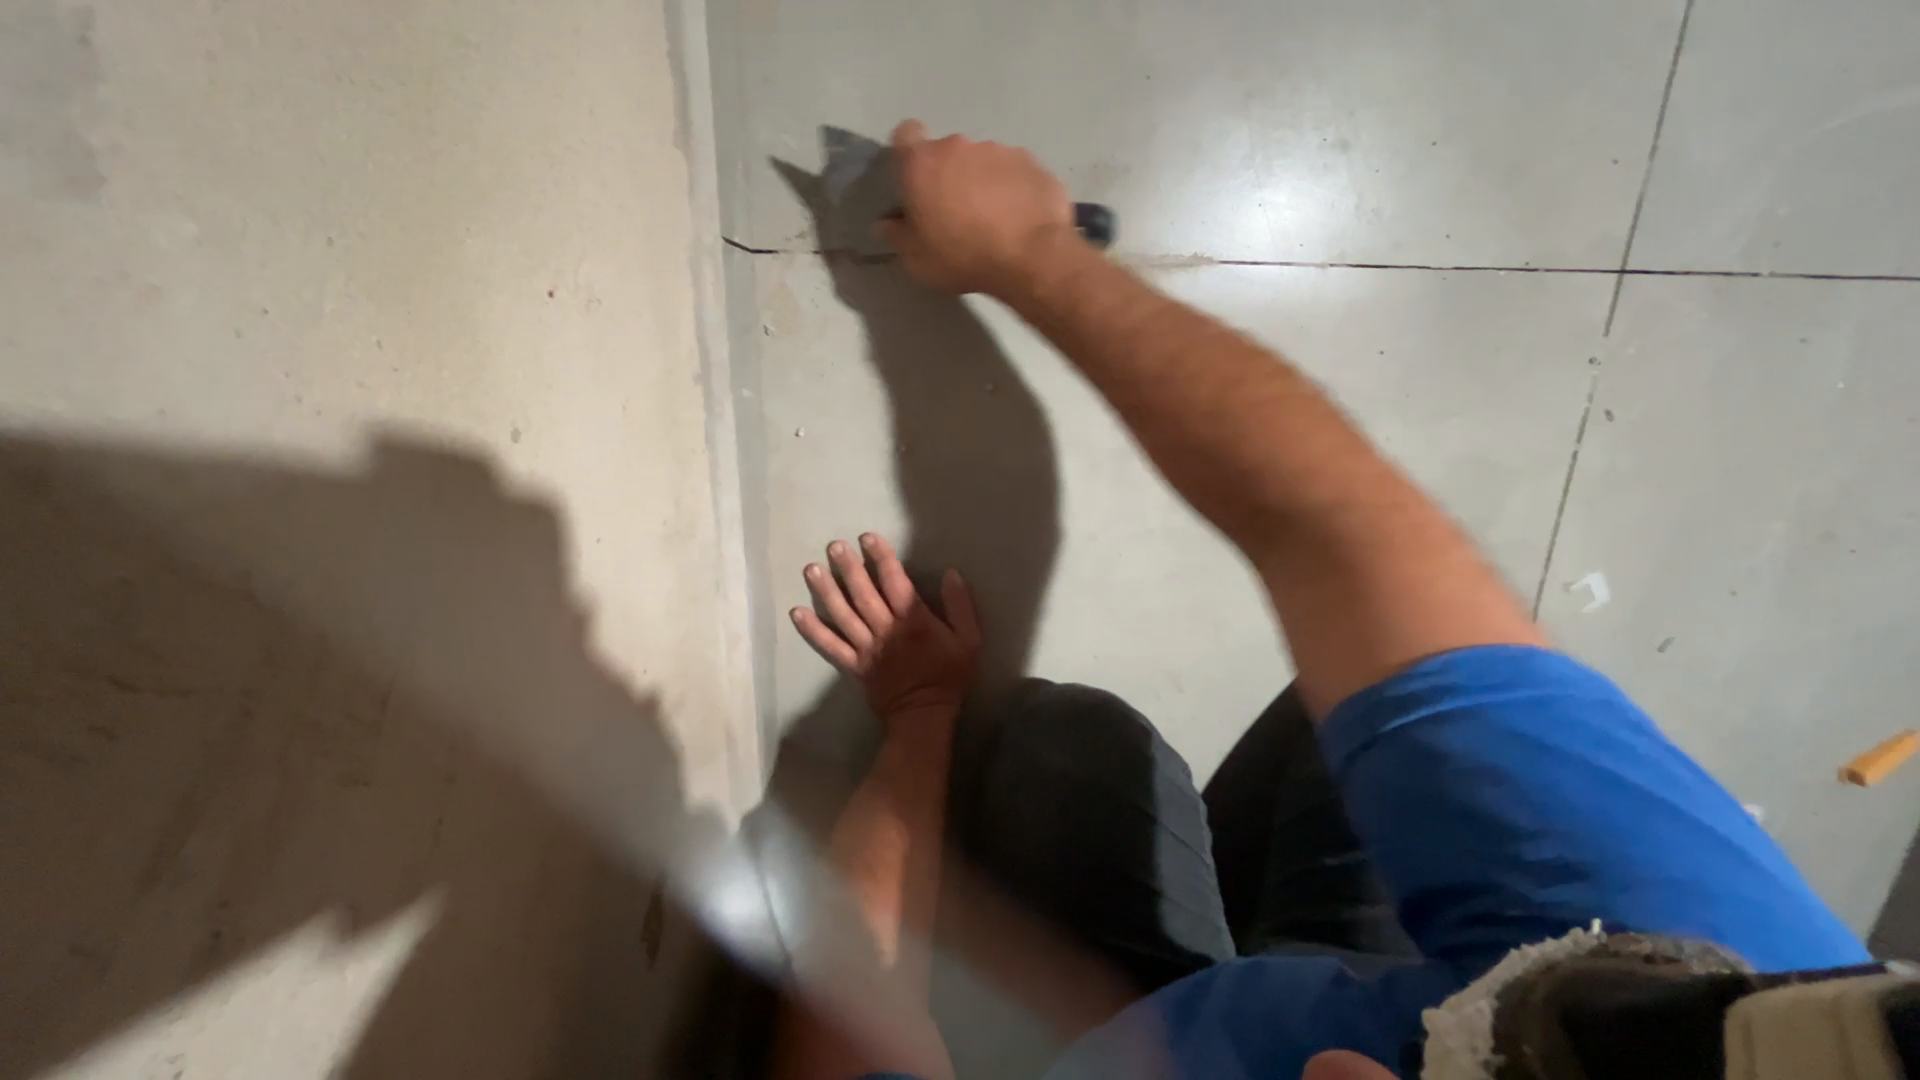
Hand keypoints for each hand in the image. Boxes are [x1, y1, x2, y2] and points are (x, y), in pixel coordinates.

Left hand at [791, 533, 980, 723]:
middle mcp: (886, 630)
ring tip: (811, 569)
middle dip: (848, 568)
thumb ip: (961, 606)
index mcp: (914, 620)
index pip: (895, 582)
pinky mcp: (854, 665)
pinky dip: (812, 630)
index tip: (868, 538)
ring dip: (826, 591)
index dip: (881, 558)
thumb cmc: (949, 676)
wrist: (924, 715)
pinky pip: (830, 646)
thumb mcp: (969, 640)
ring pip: (843, 615)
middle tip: (834, 546)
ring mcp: (866, 648)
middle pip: (863, 594)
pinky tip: (797, 613)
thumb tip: (951, 574)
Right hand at [880, 120, 1074, 297]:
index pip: (906, 135)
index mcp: (923, 163)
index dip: (909, 153)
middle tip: (957, 213)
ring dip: (983, 182)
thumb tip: (885, 224)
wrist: (1029, 256)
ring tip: (994, 219)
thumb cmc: (962, 256)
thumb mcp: (917, 259)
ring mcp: (1000, 150)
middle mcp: (960, 145)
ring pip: (984, 162)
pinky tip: (1020, 218)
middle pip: (948, 153)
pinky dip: (1014, 190)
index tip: (916, 179)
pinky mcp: (1032, 163)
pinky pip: (1015, 173)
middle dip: (950, 176)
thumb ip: (897, 236)